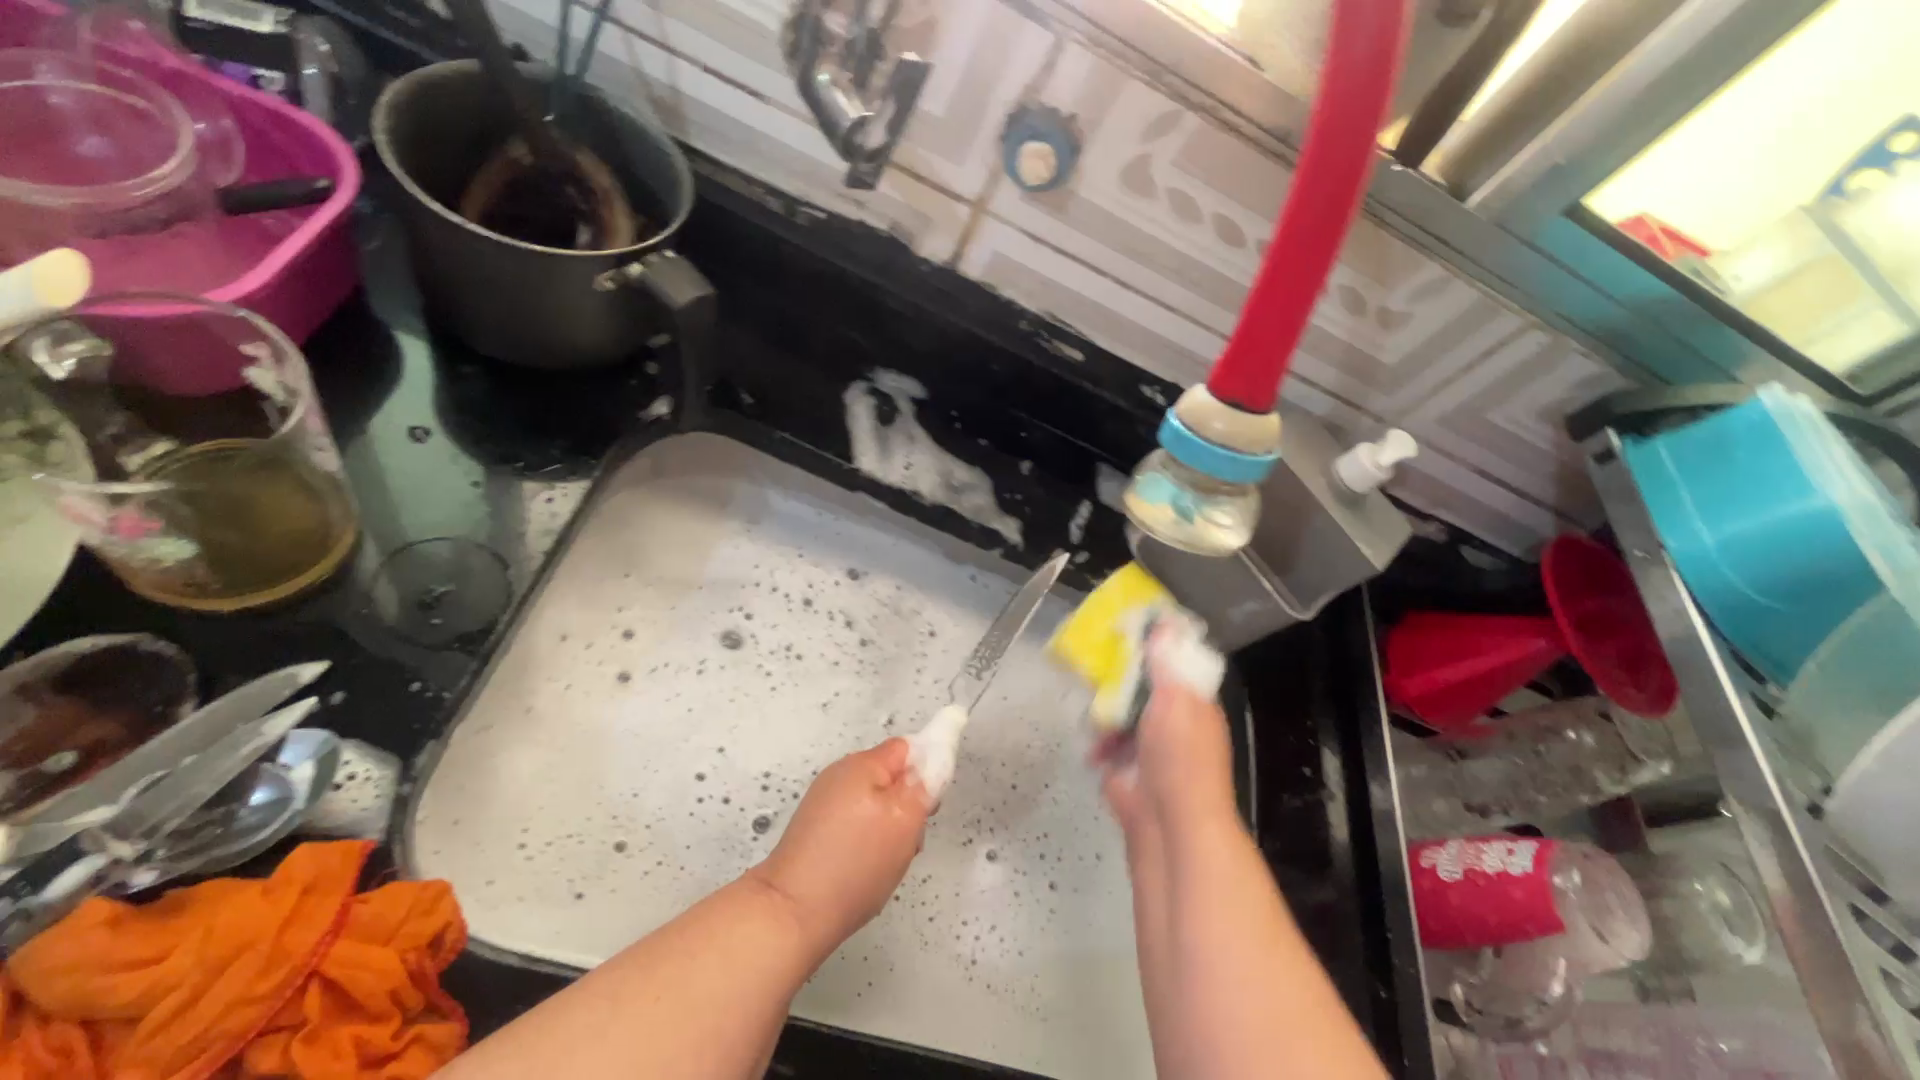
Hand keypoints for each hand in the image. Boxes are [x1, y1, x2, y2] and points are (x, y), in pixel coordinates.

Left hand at [748, 738, 933, 948]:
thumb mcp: (905, 820)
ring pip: (876, 806)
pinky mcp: (815, 830)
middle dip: (909, 806)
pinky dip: (868, 843)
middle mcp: (840, 776)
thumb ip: (924, 784)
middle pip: (891, 779)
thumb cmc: (857, 863)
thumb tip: (935, 755)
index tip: (930, 806)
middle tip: (909, 840)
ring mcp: (825, 804)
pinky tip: (867, 869)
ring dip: (891, 829)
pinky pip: (856, 825)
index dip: (927, 771)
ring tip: (888, 860)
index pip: (907, 748)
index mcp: (861, 765)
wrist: (794, 911)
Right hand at [1094, 629, 1239, 844]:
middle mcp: (1173, 722)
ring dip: (1104, 719)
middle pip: (1140, 689)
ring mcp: (1149, 748)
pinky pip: (1106, 747)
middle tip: (1097, 672)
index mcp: (1193, 703)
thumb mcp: (1174, 700)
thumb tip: (1165, 622)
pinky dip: (1098, 747)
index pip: (1173, 665)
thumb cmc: (1178, 757)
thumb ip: (1165, 662)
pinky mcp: (1125, 770)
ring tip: (1098, 724)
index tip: (1123, 633)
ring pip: (1118, 717)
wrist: (1168, 823)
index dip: (1150, 649)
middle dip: (1117, 684)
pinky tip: (1095, 752)